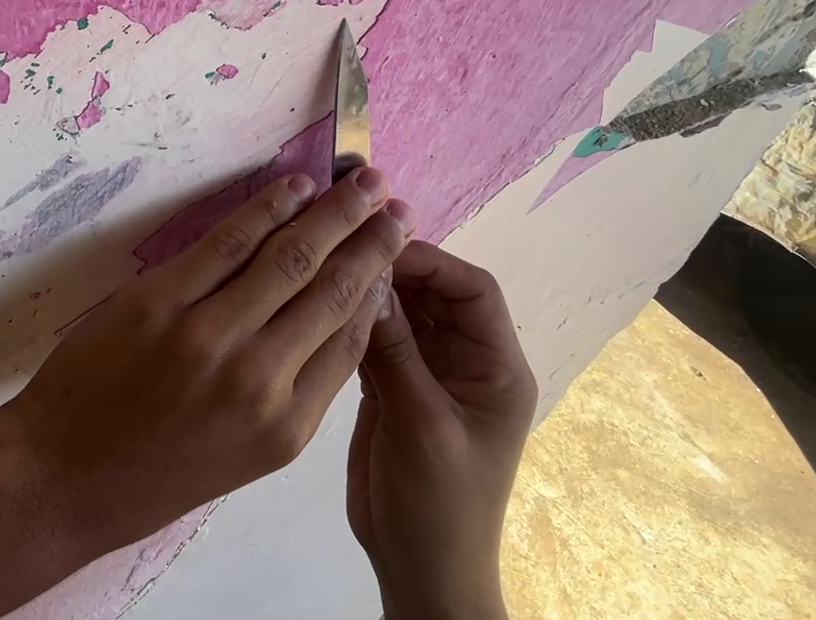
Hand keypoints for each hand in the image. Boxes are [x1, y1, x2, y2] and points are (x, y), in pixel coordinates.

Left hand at [0, 168, 413, 554]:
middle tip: (394, 202)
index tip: (392, 247)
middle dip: (370, 240)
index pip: (351, 337)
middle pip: (332, 290)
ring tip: (361, 182)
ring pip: (288, 258)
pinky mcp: (160, 300)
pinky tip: (292, 189)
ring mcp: (209, 335)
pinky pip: (227, 244)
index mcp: (287, 425)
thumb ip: (291, 391)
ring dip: (330, 213)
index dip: (375, 283)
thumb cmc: (154, 471)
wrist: (64, 476)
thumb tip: (331, 320)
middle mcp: (260, 378)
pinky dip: (265, 210)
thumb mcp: (243, 454)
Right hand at [348, 241, 537, 619]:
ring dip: (370, 293)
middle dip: (395, 270)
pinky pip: (375, 339)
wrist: (420, 568)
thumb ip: (396, 351)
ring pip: (401, 313)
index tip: (380, 247)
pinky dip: (353, 322)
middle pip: (434, 295)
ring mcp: (425, 374)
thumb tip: (367, 279)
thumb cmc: (440, 502)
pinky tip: (321, 307)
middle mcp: (463, 361)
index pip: (473, 291)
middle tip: (343, 250)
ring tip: (326, 269)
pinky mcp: (391, 387)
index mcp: (494, 367)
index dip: (433, 262)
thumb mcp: (422, 425)